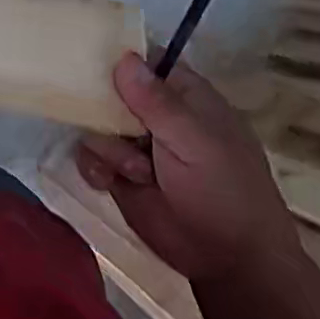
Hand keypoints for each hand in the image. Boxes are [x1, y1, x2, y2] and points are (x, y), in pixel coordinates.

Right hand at [76, 52, 296, 283]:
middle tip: (110, 125)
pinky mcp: (119, 174)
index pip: (146, 59)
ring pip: (95, 124)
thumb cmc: (224, 193)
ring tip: (134, 173)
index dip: (119, 54)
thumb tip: (124, 57)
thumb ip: (157, 102)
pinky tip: (108, 182)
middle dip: (102, 106)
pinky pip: (89, 155)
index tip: (90, 56)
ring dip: (108, 147)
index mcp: (184, 97)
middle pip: (110, 89)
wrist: (230, 265)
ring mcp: (135, 144)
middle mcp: (155, 115)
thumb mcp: (196, 143)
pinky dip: (94, 167)